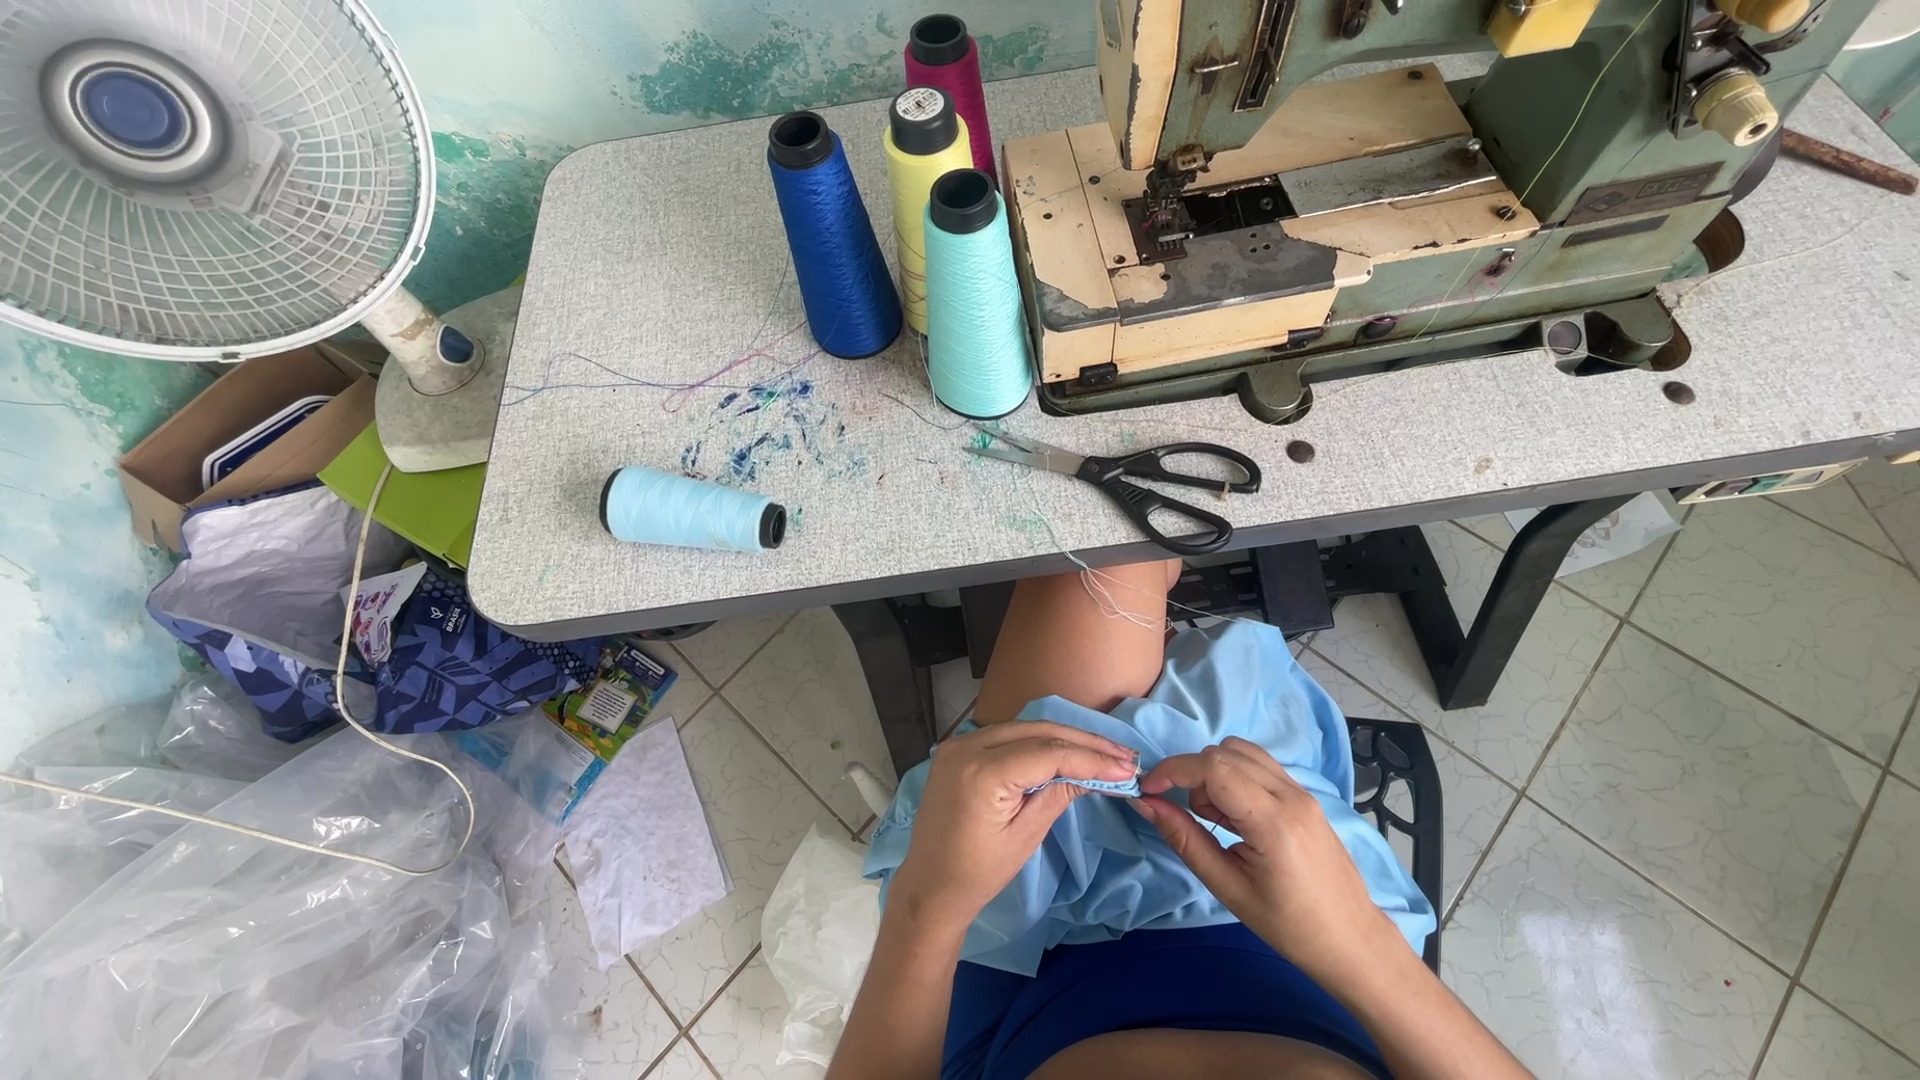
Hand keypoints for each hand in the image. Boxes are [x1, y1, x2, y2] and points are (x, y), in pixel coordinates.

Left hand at [890, 722, 1137, 932]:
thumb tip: (1099, 773)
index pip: (1049, 753)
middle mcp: (967, 746)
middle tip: (1125, 755)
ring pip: (1024, 728)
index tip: (1128, 767)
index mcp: (982, 772)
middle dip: (1084, 742)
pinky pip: (1006, 735)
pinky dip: (1038, 741)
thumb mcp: (1025, 836)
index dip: (1092, 758)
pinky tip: (1066, 750)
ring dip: (1065, 738)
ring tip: (1104, 752)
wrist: (930, 885)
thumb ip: (1059, 795)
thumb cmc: (978, 873)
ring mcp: (958, 743)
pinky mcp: (957, 748)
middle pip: (1038, 731)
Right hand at [1133, 736, 1398, 980]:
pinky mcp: (1305, 795)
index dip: (1173, 771)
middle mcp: (1291, 795)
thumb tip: (1145, 803)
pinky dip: (1234, 775)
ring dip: (1213, 772)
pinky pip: (1258, 764)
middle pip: (1223, 753)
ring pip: (1241, 751)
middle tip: (1190, 818)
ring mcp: (1302, 792)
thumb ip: (1184, 839)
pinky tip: (1235, 814)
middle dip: (1192, 775)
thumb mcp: (1228, 888)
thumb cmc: (1288, 926)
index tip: (1148, 790)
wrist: (1352, 942)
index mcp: (1273, 822)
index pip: (1213, 767)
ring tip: (1215, 817)